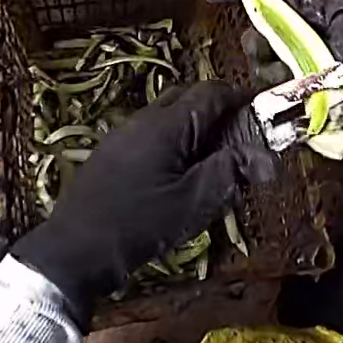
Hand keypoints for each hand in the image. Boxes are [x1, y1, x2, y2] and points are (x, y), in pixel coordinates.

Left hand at [10, 81, 249, 318]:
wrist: (73, 250)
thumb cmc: (139, 224)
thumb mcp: (194, 201)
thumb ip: (231, 170)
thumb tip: (269, 158)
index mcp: (167, 124)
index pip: (212, 92)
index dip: (241, 97)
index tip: (262, 111)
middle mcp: (144, 119)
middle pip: (189, 96)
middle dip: (219, 108)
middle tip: (241, 135)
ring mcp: (124, 133)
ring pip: (169, 113)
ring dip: (196, 124)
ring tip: (215, 155)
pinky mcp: (112, 151)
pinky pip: (152, 130)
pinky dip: (175, 138)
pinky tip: (180, 170)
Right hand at [270, 0, 342, 198]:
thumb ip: (318, 1)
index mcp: (311, 19)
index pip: (273, 0)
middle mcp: (294, 40)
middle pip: (257, 25)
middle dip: (261, 32)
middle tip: (278, 44)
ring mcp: (284, 67)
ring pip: (255, 52)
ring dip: (269, 58)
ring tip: (293, 70)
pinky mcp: (279, 92)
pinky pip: (260, 78)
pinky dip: (272, 79)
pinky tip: (290, 85)